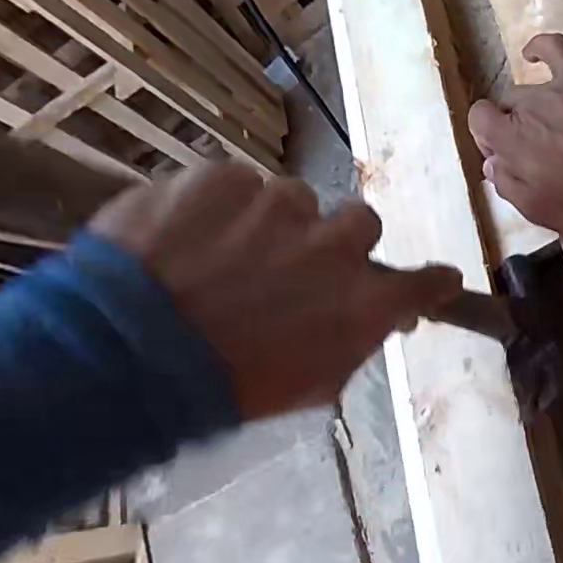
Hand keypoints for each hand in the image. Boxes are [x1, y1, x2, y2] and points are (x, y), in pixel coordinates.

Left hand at [90, 164, 462, 418]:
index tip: (437, 280)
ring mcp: (278, 205)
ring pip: (297, 200)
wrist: (126, 356)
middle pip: (363, 222)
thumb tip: (383, 316)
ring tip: (231, 252)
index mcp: (364, 301)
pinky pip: (238, 184)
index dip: (434, 281)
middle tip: (303, 263)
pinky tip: (194, 236)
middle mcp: (335, 245)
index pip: (429, 282)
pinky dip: (225, 207)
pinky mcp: (219, 178)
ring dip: (278, 223)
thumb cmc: (234, 385)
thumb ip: (359, 339)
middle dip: (340, 241)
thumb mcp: (317, 381)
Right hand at [466, 33, 562, 240]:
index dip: (487, 138)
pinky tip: (532, 53)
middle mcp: (525, 107)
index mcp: (509, 139)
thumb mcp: (538, 210)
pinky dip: (541, 48)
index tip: (505, 158)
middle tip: (538, 157)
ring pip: (527, 91)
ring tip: (552, 133)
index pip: (479, 121)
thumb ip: (508, 186)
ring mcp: (553, 91)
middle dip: (512, 129)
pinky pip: (555, 49)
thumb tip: (492, 164)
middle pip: (506, 108)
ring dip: (531, 109)